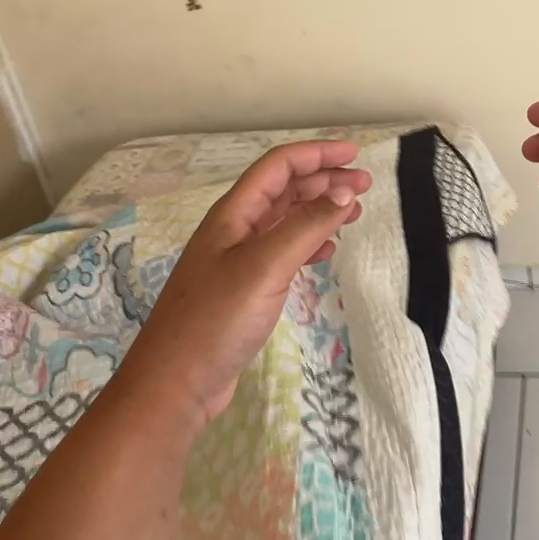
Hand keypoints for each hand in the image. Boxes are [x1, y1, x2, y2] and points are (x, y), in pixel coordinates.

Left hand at [123, 140, 367, 426]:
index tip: (355, 154)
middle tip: (364, 185)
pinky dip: (309, 242)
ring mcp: (239, 260)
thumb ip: (306, 225)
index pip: (279, 165)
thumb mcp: (265, 266)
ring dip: (320, 209)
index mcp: (234, 213)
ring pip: (286, 219)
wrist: (174, 386)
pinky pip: (284, 250)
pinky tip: (326, 251)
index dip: (316, 153)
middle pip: (285, 188)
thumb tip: (344, 192)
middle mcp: (236, 229)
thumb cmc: (216, 319)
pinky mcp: (245, 289)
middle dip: (324, 179)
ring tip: (354, 213)